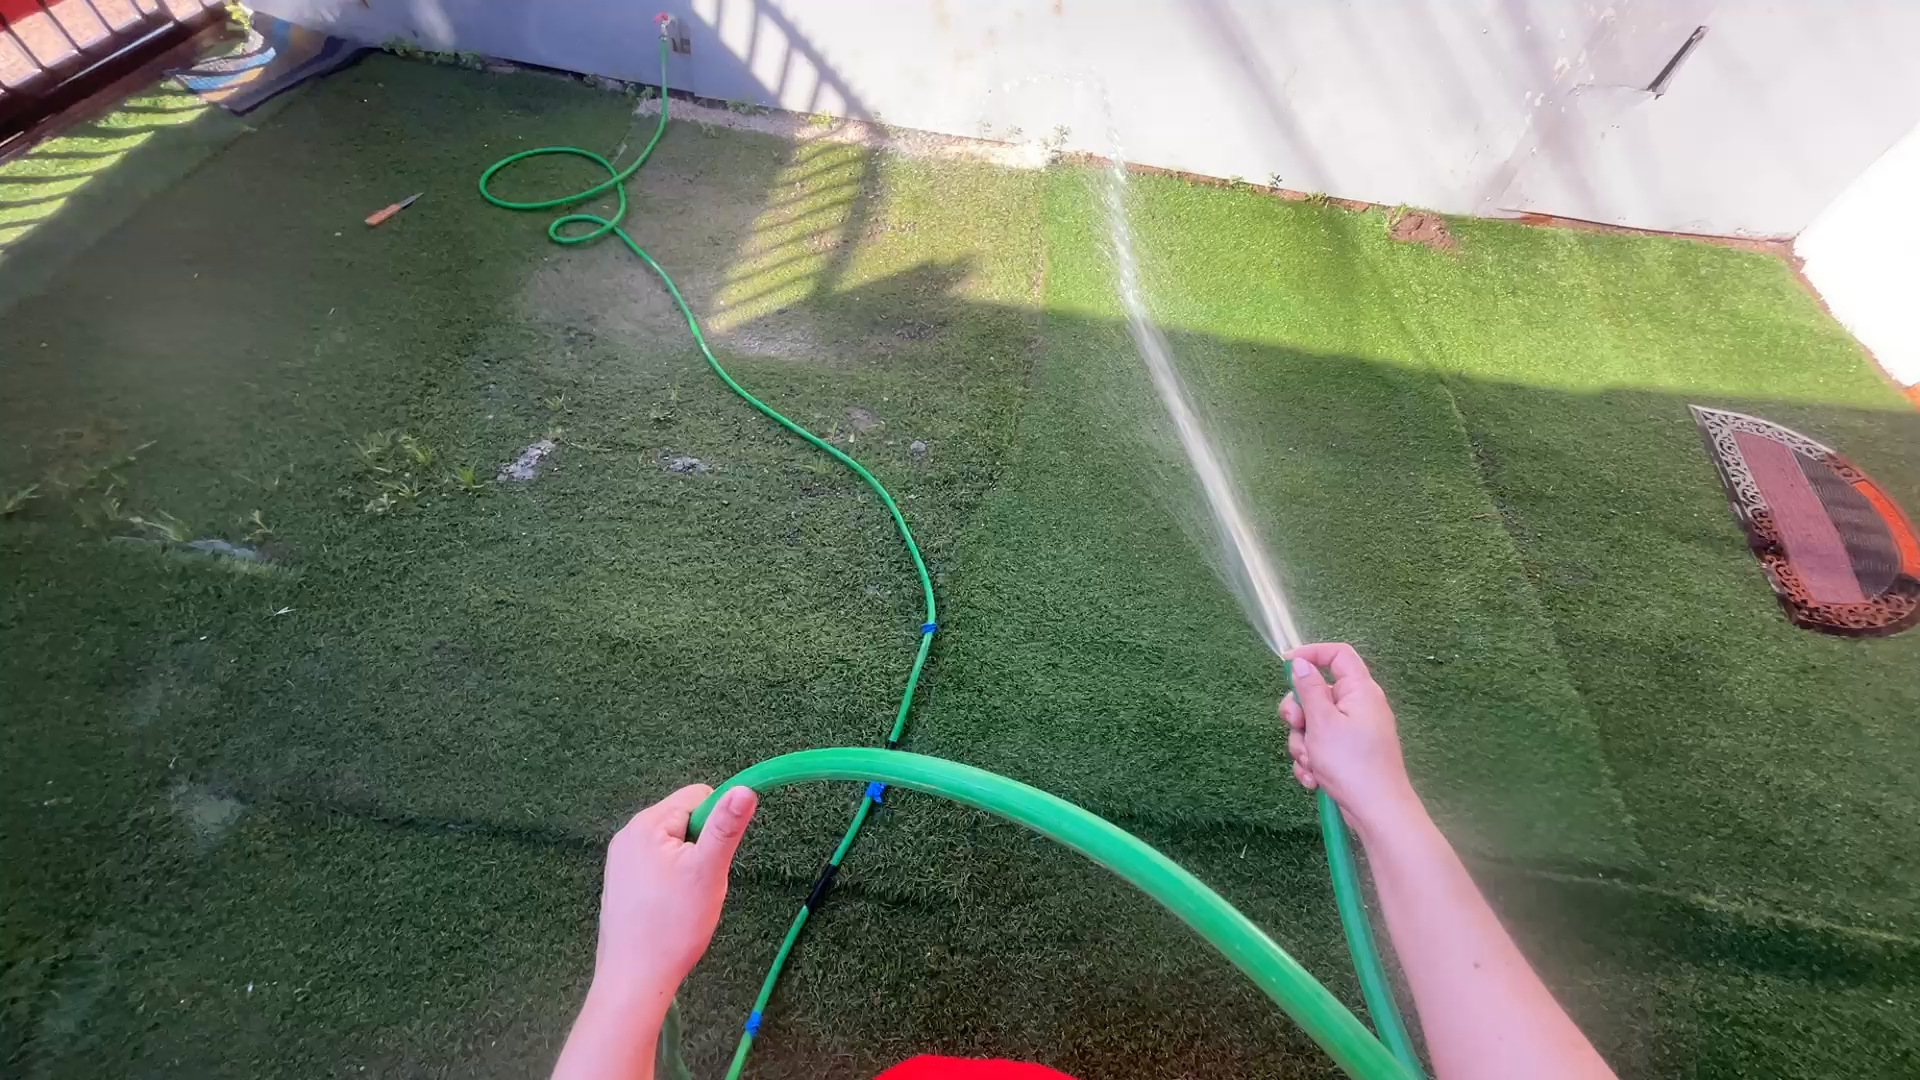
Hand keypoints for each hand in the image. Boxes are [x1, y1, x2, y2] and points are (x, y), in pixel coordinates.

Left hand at [591, 783, 757, 1006]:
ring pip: (677, 843)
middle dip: (704, 846)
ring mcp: (622, 860)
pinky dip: (675, 878)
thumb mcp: (709, 870)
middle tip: (701, 882)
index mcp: (646, 824)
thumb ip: (727, 826)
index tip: (713, 858)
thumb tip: (746, 787)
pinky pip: (661, 862)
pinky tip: (673, 907)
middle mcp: (628, 835)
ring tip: (688, 897)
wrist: (634, 984)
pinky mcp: (623, 883)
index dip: (717, 823)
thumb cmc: (674, 924)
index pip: (699, 796)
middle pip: (687, 819)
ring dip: (691, 864)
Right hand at [1280, 642, 1423, 840]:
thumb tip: (1299, 663)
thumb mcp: (1322, 721)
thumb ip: (1308, 688)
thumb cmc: (1351, 762)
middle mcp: (1358, 707)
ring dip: (1302, 742)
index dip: (1311, 653)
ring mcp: (1353, 732)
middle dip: (1298, 712)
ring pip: (1313, 722)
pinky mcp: (1347, 754)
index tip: (1285, 664)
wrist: (1377, 813)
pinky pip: (1319, 745)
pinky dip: (1311, 760)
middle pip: (1316, 692)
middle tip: (1295, 725)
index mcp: (1360, 692)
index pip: (1338, 655)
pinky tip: (1313, 779)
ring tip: (1309, 763)